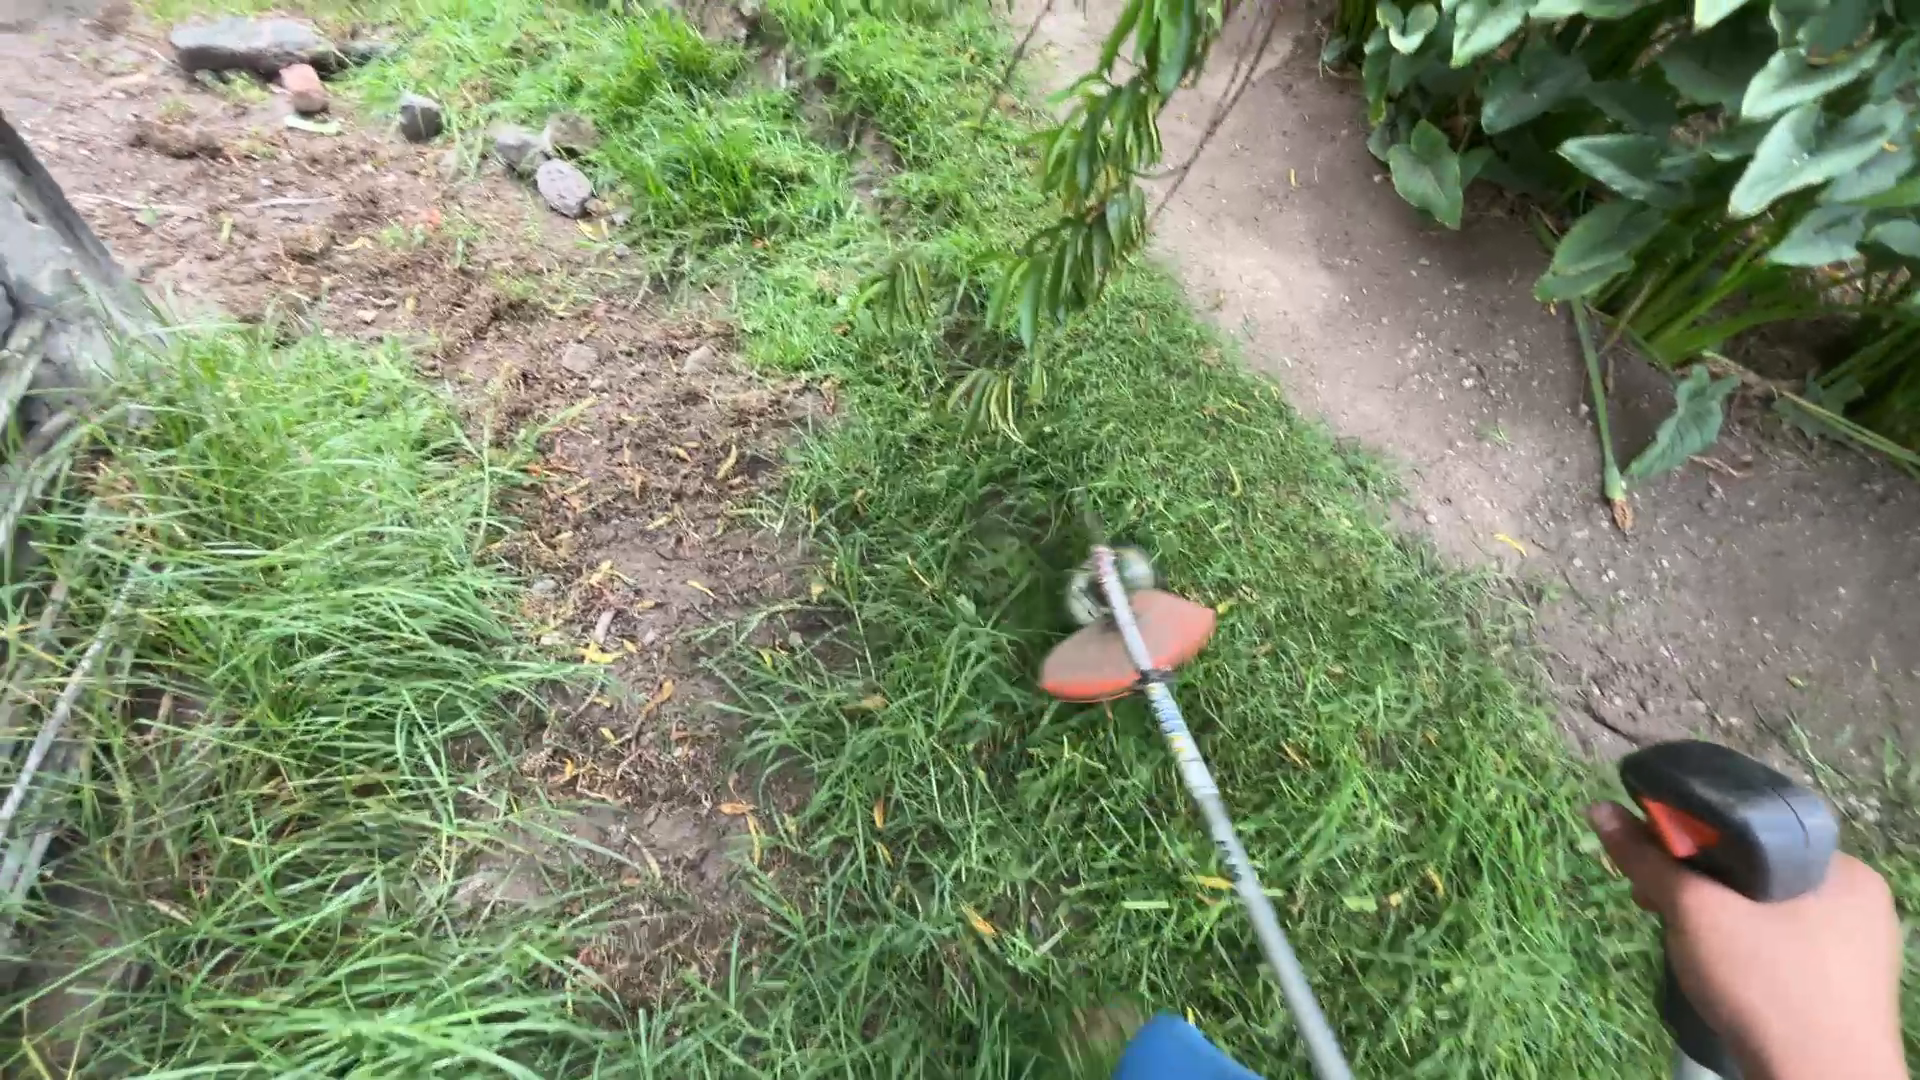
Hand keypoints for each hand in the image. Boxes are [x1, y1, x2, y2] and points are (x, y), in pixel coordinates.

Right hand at [1587, 801, 1906, 1079]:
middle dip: (1686, 874)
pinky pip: (1766, 928)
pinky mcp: (1833, 973)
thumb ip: (1644, 856)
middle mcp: (1852, 898)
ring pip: (1749, 897)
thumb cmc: (1764, 979)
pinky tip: (1706, 951)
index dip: (1685, 832)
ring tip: (1670, 924)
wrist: (1816, 1079)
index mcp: (1841, 871)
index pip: (1745, 827)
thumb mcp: (1690, 907)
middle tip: (1652, 895)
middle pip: (1743, 862)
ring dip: (1700, 904)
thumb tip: (1598, 808)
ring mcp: (1848, 940)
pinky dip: (1727, 930)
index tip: (1648, 854)